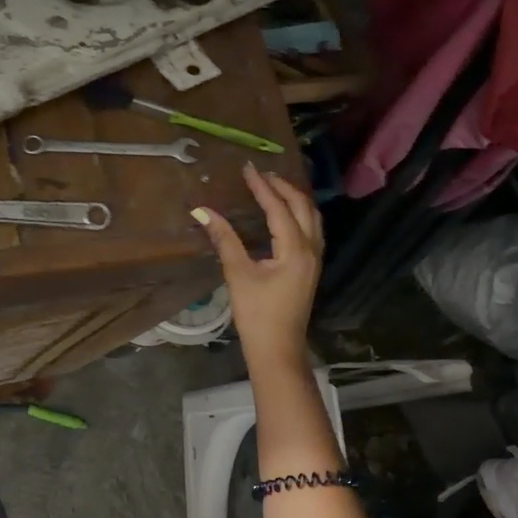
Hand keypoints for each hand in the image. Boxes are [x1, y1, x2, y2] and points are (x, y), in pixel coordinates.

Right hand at [193, 163, 324, 366]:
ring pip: (311, 217)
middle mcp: (311, 249)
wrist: (278, 349)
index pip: (278, 208)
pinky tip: (283, 214)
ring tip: (273, 186)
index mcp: (295, 249)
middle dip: (283, 187)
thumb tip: (202, 210)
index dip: (262, 187)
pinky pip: (310, 229)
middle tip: (260, 173)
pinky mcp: (310, 268)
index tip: (246, 169)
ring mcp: (315, 259)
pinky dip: (298, 213)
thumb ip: (223, 239)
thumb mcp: (238, 274)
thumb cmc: (257, 314)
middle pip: (302, 207)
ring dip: (294, 198)